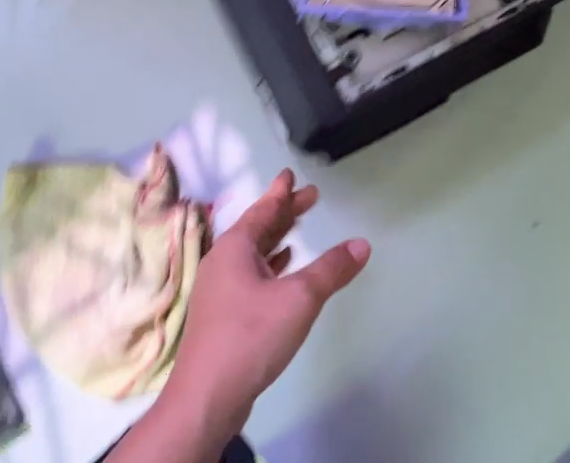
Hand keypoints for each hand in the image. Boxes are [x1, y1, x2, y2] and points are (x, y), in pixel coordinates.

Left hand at [164, 170, 369, 433]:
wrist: (207, 395)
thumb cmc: (250, 335)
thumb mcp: (299, 298)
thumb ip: (331, 269)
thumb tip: (362, 244)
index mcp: (235, 248)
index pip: (262, 210)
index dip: (280, 193)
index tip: (291, 174)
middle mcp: (223, 262)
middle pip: (257, 229)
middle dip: (283, 213)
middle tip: (309, 197)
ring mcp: (220, 290)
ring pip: (252, 254)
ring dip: (276, 240)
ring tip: (298, 231)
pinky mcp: (223, 315)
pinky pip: (250, 275)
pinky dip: (269, 267)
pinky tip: (282, 272)